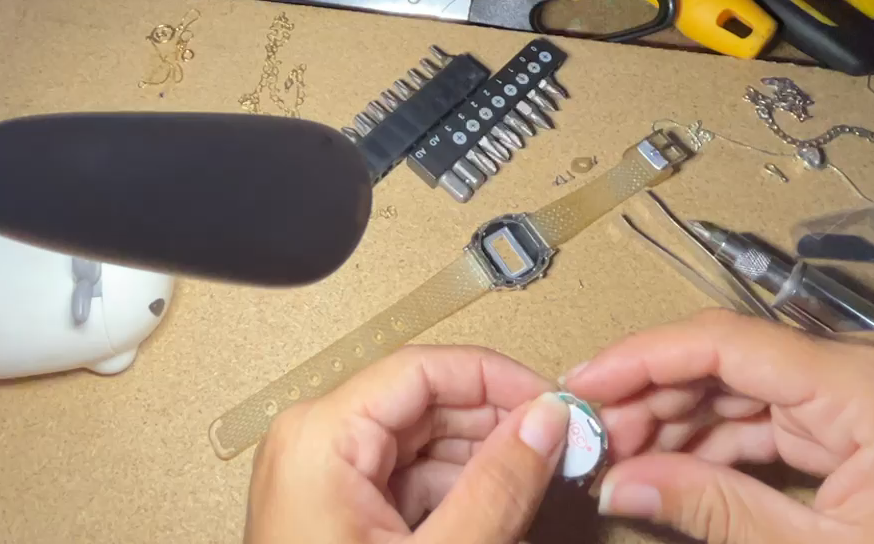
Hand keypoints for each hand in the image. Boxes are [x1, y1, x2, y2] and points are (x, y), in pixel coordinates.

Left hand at [244, 345, 568, 543]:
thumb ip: (496, 485)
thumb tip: (544, 422)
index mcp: (322, 433)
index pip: (421, 370)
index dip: (493, 377)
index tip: (550, 400)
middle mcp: (315, 437)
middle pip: (421, 402)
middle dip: (494, 421)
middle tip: (558, 441)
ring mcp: (322, 470)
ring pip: (418, 440)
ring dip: (480, 457)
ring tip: (539, 474)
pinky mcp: (335, 502)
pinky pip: (404, 476)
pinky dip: (454, 488)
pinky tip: (499, 503)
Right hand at [563, 310, 873, 543]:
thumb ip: (715, 510)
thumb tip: (613, 481)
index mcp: (863, 383)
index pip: (721, 343)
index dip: (638, 359)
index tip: (578, 385)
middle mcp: (856, 367)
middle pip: (723, 362)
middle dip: (650, 399)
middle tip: (588, 434)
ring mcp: (857, 392)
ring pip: (737, 390)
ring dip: (674, 422)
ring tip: (616, 453)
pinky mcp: (856, 423)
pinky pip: (766, 421)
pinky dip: (715, 445)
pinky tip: (668, 466)